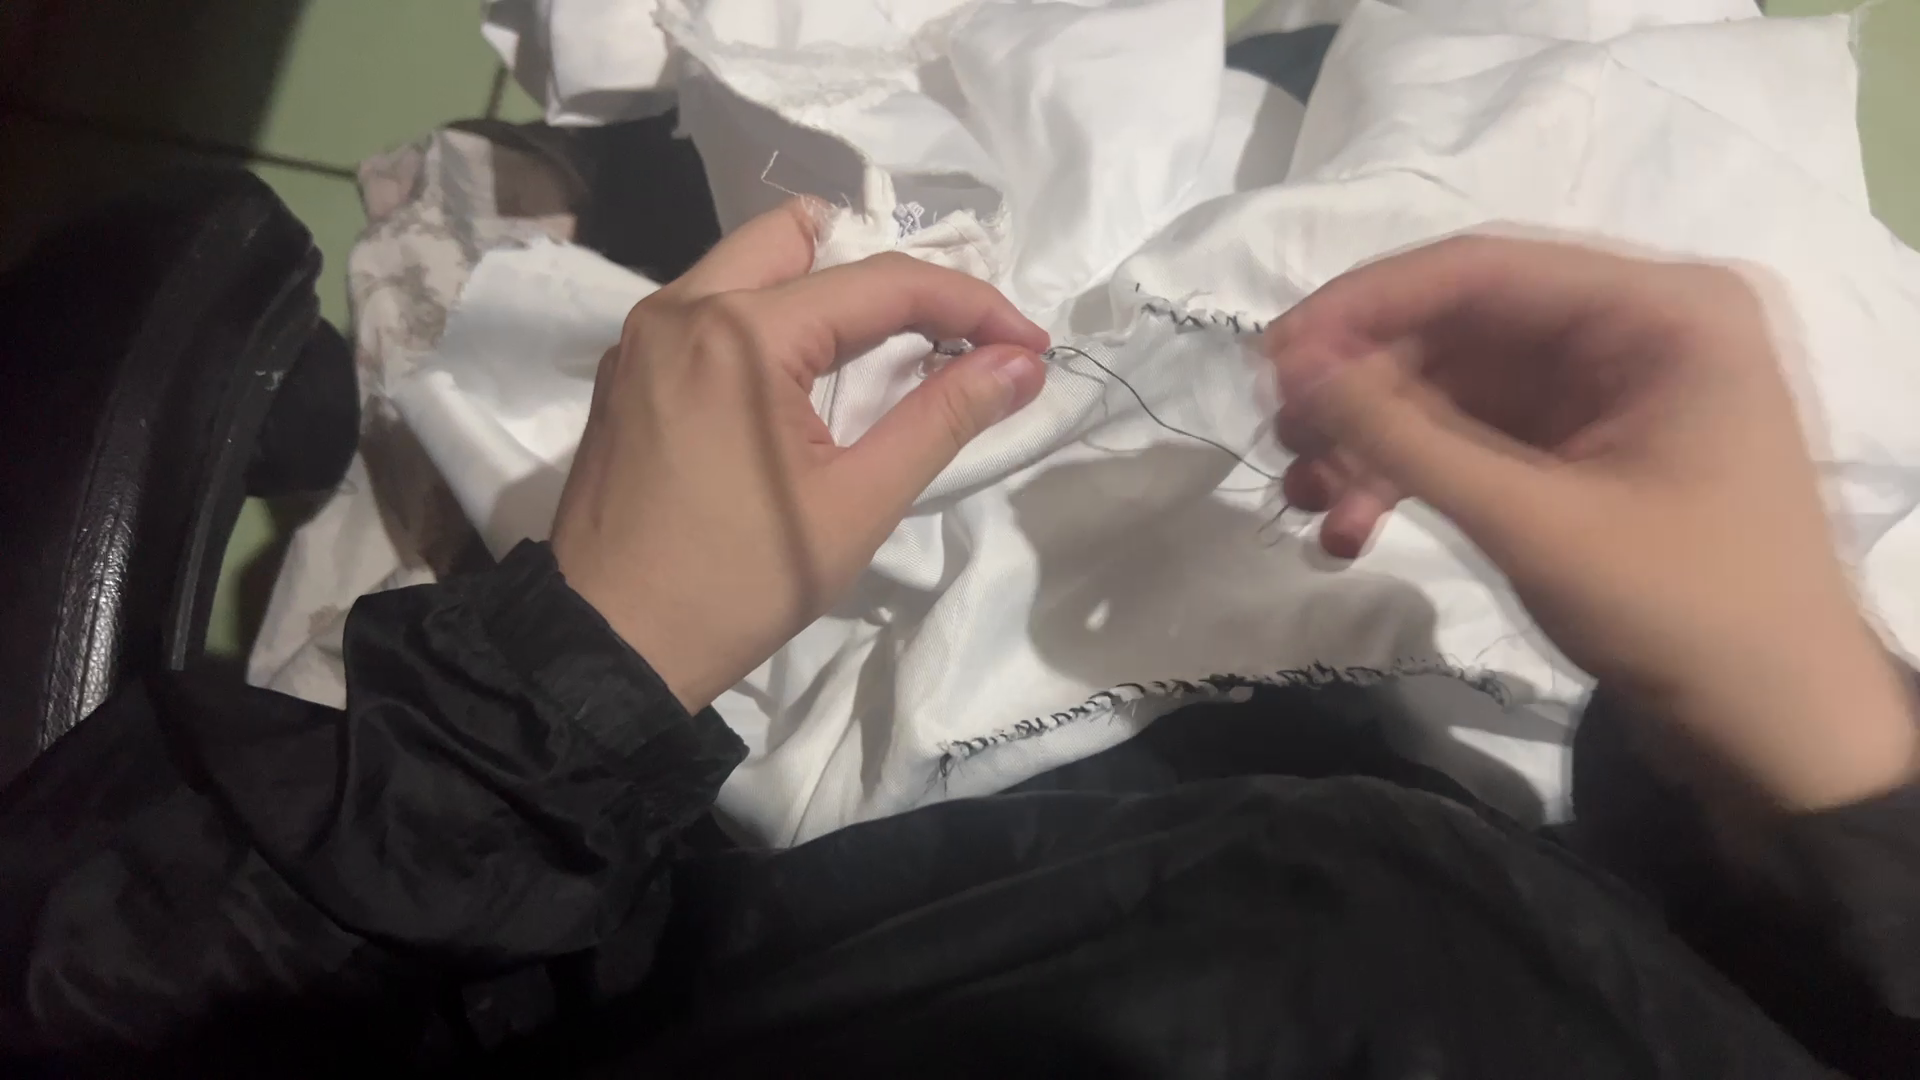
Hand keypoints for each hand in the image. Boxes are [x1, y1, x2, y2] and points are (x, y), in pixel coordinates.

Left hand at [552, 200, 1049, 711]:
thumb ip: (944, 419)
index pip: (882, 284)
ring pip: (755, 266)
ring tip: (887, 355)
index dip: (971, 305)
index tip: (1028, 343)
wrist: (612, 648)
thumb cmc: (742, 583)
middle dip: (891, 278)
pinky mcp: (630, 367)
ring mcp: (643, 334)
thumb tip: (1021, 363)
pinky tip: (806, 381)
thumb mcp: (859, 504)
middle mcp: (681, 306)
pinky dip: (778, 321)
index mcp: (741, 334)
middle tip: (945, 334)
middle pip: (807, 240)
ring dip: (831, 294)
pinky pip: (716, 308)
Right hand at [1265, 233, 1916, 808]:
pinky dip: (1389, 477)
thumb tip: (1293, 369)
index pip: (1474, 271)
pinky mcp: (1550, 442)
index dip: (1358, 308)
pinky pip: (1444, 438)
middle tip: (1282, 442)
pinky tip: (1348, 529)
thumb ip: (1401, 436)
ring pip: (1429, 390)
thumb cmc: (1677, 608)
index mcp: (1655, 312)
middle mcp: (1616, 331)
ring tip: (1309, 503)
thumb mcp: (1524, 516)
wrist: (1757, 720)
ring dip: (1361, 444)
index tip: (1271, 359)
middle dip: (1353, 393)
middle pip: (1441, 333)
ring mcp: (1580, 390)